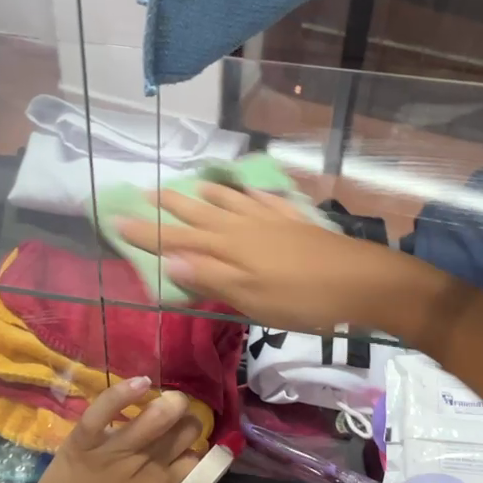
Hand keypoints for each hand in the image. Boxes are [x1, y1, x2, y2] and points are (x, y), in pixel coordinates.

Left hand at [0, 376, 215, 482]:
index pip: (196, 463)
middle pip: (183, 433)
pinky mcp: (80, 443)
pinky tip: (142, 384)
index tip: (187, 470)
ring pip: (155, 415)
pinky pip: (104, 409)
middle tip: (179, 440)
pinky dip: (123, 393)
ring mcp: (110, 452)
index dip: (198, 462)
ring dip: (172, 406)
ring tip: (173, 406)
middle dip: (189, 430)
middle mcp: (141, 467)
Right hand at [115, 183, 443, 335]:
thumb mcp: (251, 297)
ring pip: (231, 202)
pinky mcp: (297, 223)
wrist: (364, 282)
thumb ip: (210, 276)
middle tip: (144, 192)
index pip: (178, 238)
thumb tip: (169, 259)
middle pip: (201, 212)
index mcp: (229, 247)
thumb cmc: (303, 299)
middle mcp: (245, 227)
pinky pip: (266, 202)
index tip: (118, 220)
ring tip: (191, 184)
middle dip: (171, 205)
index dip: (148, 232)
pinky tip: (250, 192)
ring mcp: (273, 221)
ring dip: (207, 194)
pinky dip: (251, 195)